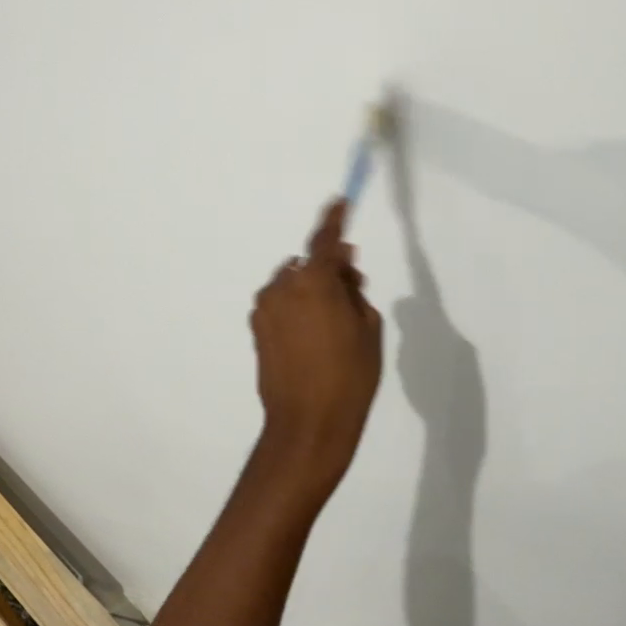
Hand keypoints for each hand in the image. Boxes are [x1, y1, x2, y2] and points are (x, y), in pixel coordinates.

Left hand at [249, 201, 383, 491]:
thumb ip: (354, 290)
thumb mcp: (367, 328)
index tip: (340, 201)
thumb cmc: (350, 376)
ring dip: (311, 293)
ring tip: (334, 329)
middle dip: (330, 271)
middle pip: (309, 264)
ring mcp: (265, 310)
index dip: (335, 219)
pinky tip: (314, 342)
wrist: (308, 424)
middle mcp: (283, 287)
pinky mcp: (257, 332)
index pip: (326, 240)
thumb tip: (342, 268)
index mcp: (315, 281)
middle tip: (353, 295)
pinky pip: (282, 307)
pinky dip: (297, 311)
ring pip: (294, 286)